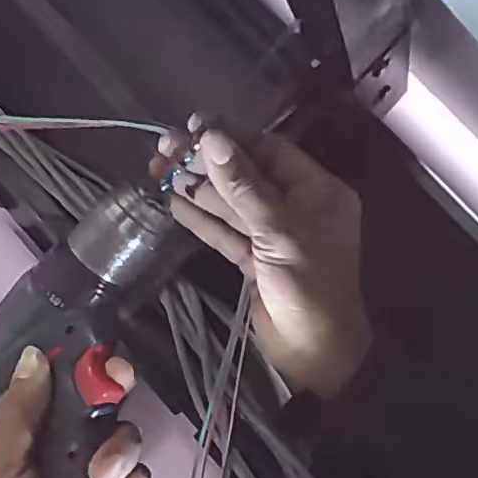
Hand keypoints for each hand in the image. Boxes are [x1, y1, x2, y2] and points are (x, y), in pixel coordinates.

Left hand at [0, 345, 151, 477]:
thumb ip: (18, 416)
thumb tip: (35, 354)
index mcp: (26, 442)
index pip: (61, 391)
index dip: (83, 370)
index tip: (104, 360)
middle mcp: (61, 456)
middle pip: (100, 411)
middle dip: (110, 404)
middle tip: (116, 396)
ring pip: (124, 445)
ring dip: (118, 454)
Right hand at [152, 129, 371, 396]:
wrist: (313, 352)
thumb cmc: (308, 286)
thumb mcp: (277, 230)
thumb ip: (242, 186)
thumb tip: (211, 140)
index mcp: (318, 192)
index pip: (271, 152)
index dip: (233, 137)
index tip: (196, 125)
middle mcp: (296, 208)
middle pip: (246, 176)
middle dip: (206, 163)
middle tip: (165, 146)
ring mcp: (273, 236)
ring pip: (231, 205)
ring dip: (197, 188)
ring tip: (159, 169)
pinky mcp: (254, 261)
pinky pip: (225, 233)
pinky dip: (201, 219)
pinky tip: (175, 202)